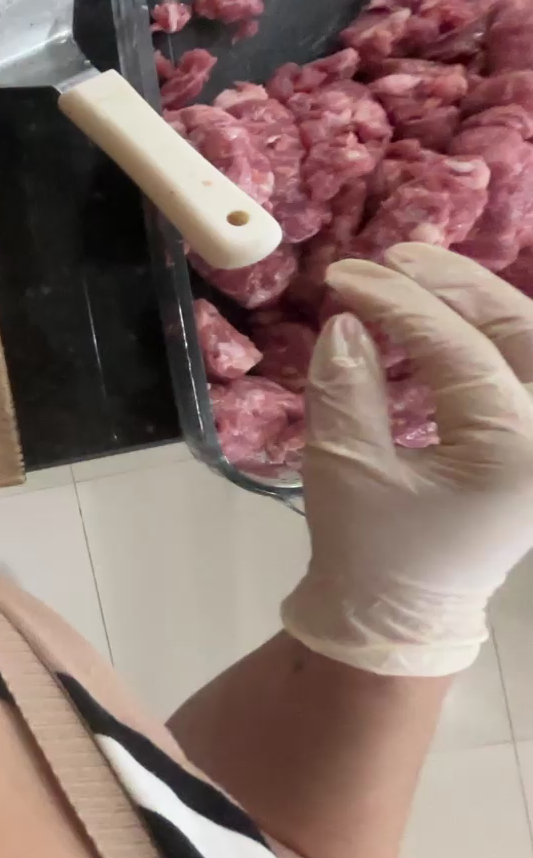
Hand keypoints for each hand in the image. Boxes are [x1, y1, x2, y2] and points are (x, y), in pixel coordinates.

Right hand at [282, 243, 532, 676]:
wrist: (402, 601)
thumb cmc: (367, 541)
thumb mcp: (344, 466)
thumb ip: (345, 391)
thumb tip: (344, 325)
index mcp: (518, 448)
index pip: (462, 350)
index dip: (400, 304)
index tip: (344, 275)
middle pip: (525, 333)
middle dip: (455, 286)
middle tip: (392, 255)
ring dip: (481, 300)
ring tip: (420, 268)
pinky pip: (529, 368)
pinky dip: (493, 331)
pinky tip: (451, 312)